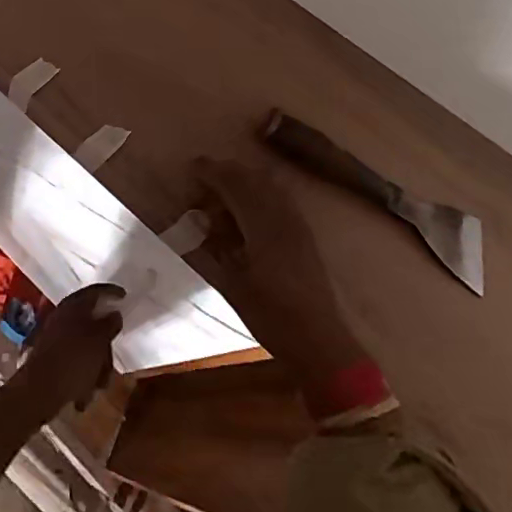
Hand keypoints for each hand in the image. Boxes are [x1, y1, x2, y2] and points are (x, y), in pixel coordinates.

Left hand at [0, 283, 123, 472]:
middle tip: (113, 357)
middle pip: (92, 322)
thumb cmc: (73, 361)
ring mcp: (54, 336)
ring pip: (84, 345)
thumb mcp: (99, 341)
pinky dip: (82, 374)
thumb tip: (115, 313)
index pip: (95, 291)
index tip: (124, 295)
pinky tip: (84, 394)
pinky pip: (73, 360)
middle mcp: (62, 317)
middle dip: (105, 343)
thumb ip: (109, 324)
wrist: (38, 391)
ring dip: (96, 364)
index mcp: (73, 306)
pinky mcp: (50, 356)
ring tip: (100, 384)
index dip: (111, 292)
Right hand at [192, 157, 369, 398]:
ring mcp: (297, 224)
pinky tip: (247, 211)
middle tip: (202, 182)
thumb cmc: (271, 316)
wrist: (320, 342)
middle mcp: (283, 216)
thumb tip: (197, 222)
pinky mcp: (304, 235)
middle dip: (226, 173)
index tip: (191, 169)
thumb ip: (213, 248)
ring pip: (268, 186)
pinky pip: (278, 199)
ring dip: (243, 182)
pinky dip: (259, 194)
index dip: (212, 173)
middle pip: (252, 179)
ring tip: (222, 194)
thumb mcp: (232, 284)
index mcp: (263, 225)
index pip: (234, 184)